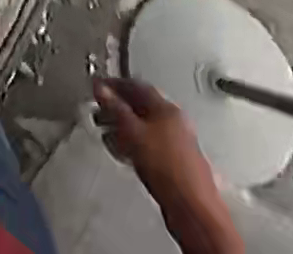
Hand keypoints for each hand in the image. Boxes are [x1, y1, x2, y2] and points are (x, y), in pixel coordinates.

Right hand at [94, 78, 241, 253]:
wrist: (191, 208)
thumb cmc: (169, 169)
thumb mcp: (132, 131)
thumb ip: (114, 108)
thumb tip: (102, 89)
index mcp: (168, 109)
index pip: (138, 86)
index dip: (116, 84)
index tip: (101, 86)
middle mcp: (176, 123)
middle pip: (143, 106)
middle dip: (120, 107)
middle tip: (102, 108)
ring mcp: (178, 143)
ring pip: (146, 126)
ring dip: (126, 126)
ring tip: (110, 131)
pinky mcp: (176, 163)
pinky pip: (151, 144)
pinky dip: (135, 143)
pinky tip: (126, 152)